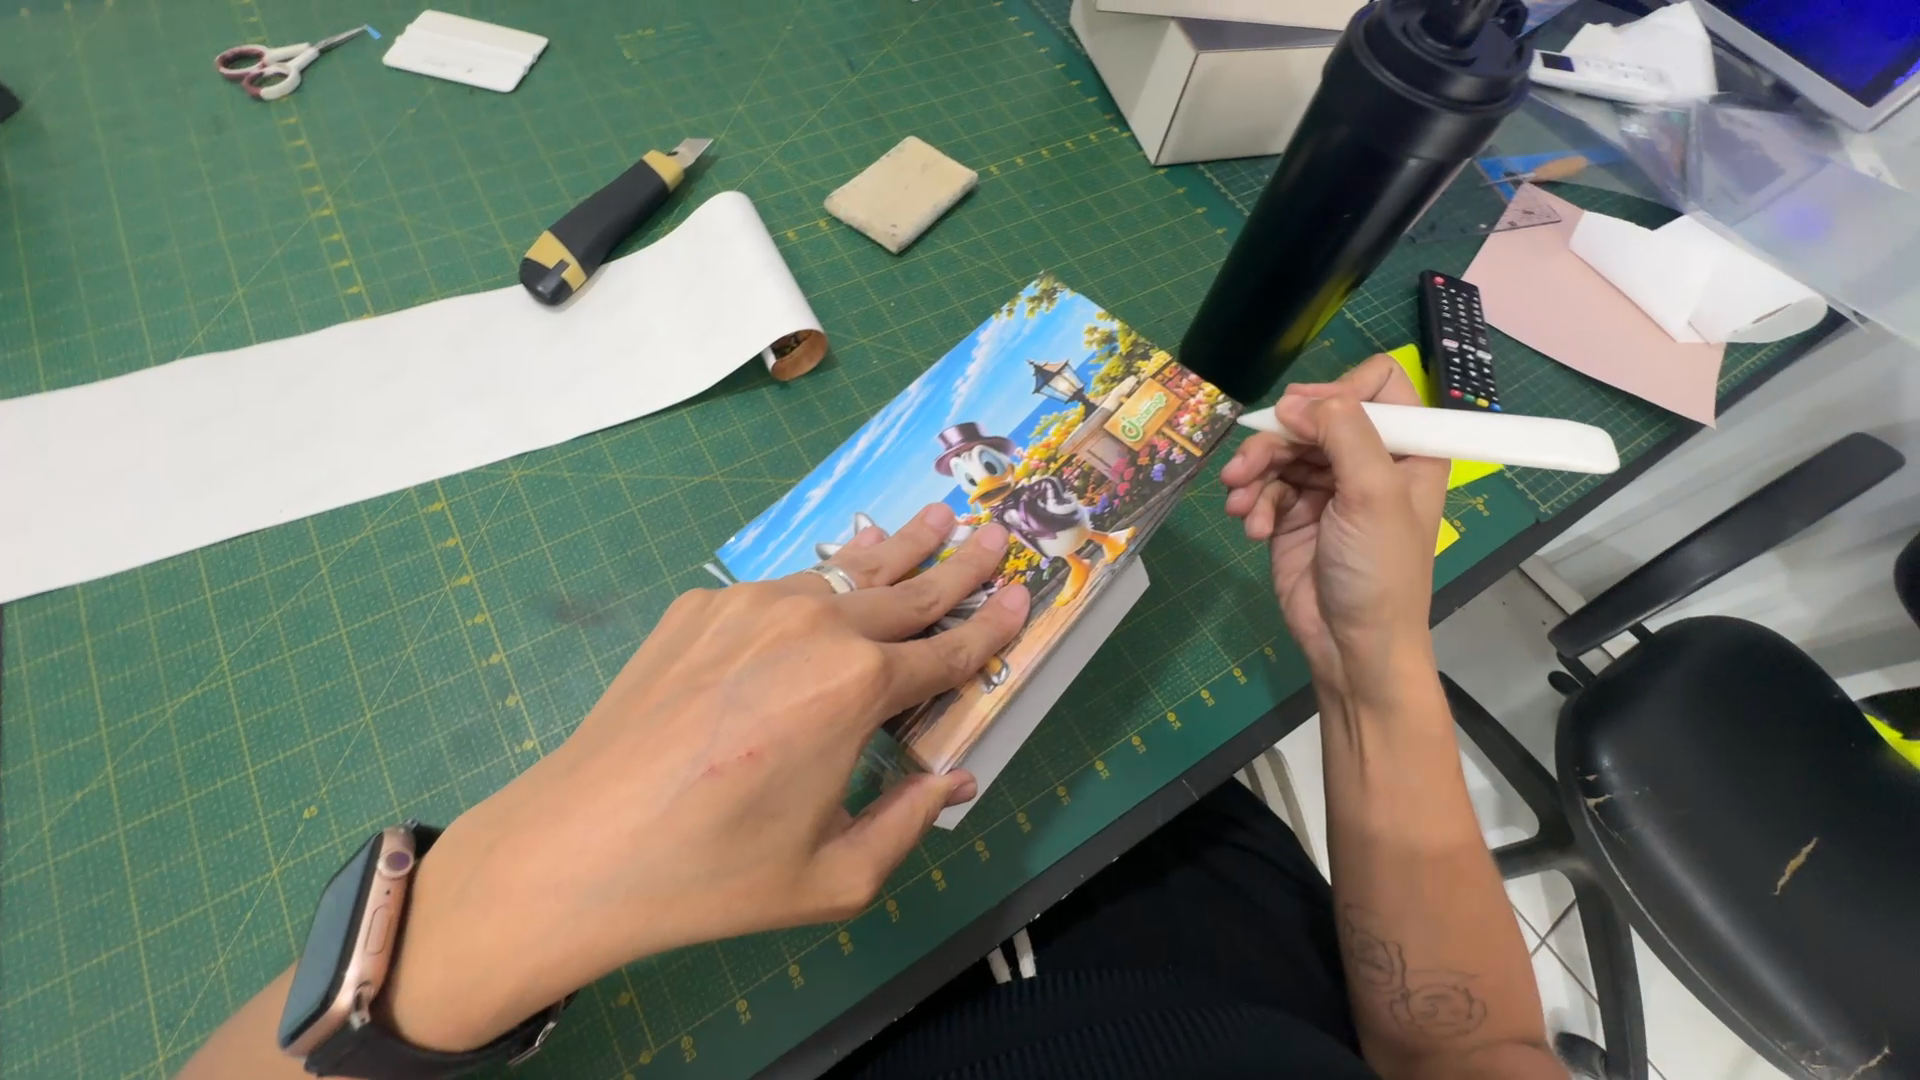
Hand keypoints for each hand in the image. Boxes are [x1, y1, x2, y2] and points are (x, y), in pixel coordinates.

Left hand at [376, 504, 1029, 1050]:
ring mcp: (751, 604)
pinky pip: (779, 590)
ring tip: (932, 521)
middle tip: (993, 534)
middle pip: (907, 591)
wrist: (573, 849)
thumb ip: (909, 821)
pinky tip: (832, 578)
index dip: (992, 627)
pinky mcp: (702, 604)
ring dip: (894, 552)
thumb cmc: (715, 874)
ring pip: (844, 574)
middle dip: (958, 566)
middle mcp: (813, 625)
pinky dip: (819, 583)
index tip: (1022, 594)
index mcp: (857, 688)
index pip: (946, 652)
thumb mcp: (835, 877)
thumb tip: (954, 778)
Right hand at [1220, 355, 1447, 706]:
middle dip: (1275, 443)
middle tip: (1245, 468)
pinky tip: (1252, 530)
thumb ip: (1342, 432)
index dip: (1337, 392)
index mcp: (1406, 449)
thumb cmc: (1378, 569)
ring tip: (1239, 504)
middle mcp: (1366, 462)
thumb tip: (1294, 401)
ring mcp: (1326, 489)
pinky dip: (1253, 506)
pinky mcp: (1292, 515)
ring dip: (1253, 476)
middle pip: (1313, 420)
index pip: (1377, 387)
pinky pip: (1265, 490)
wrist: (1349, 643)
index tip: (1304, 415)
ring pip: (1280, 453)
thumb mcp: (1373, 493)